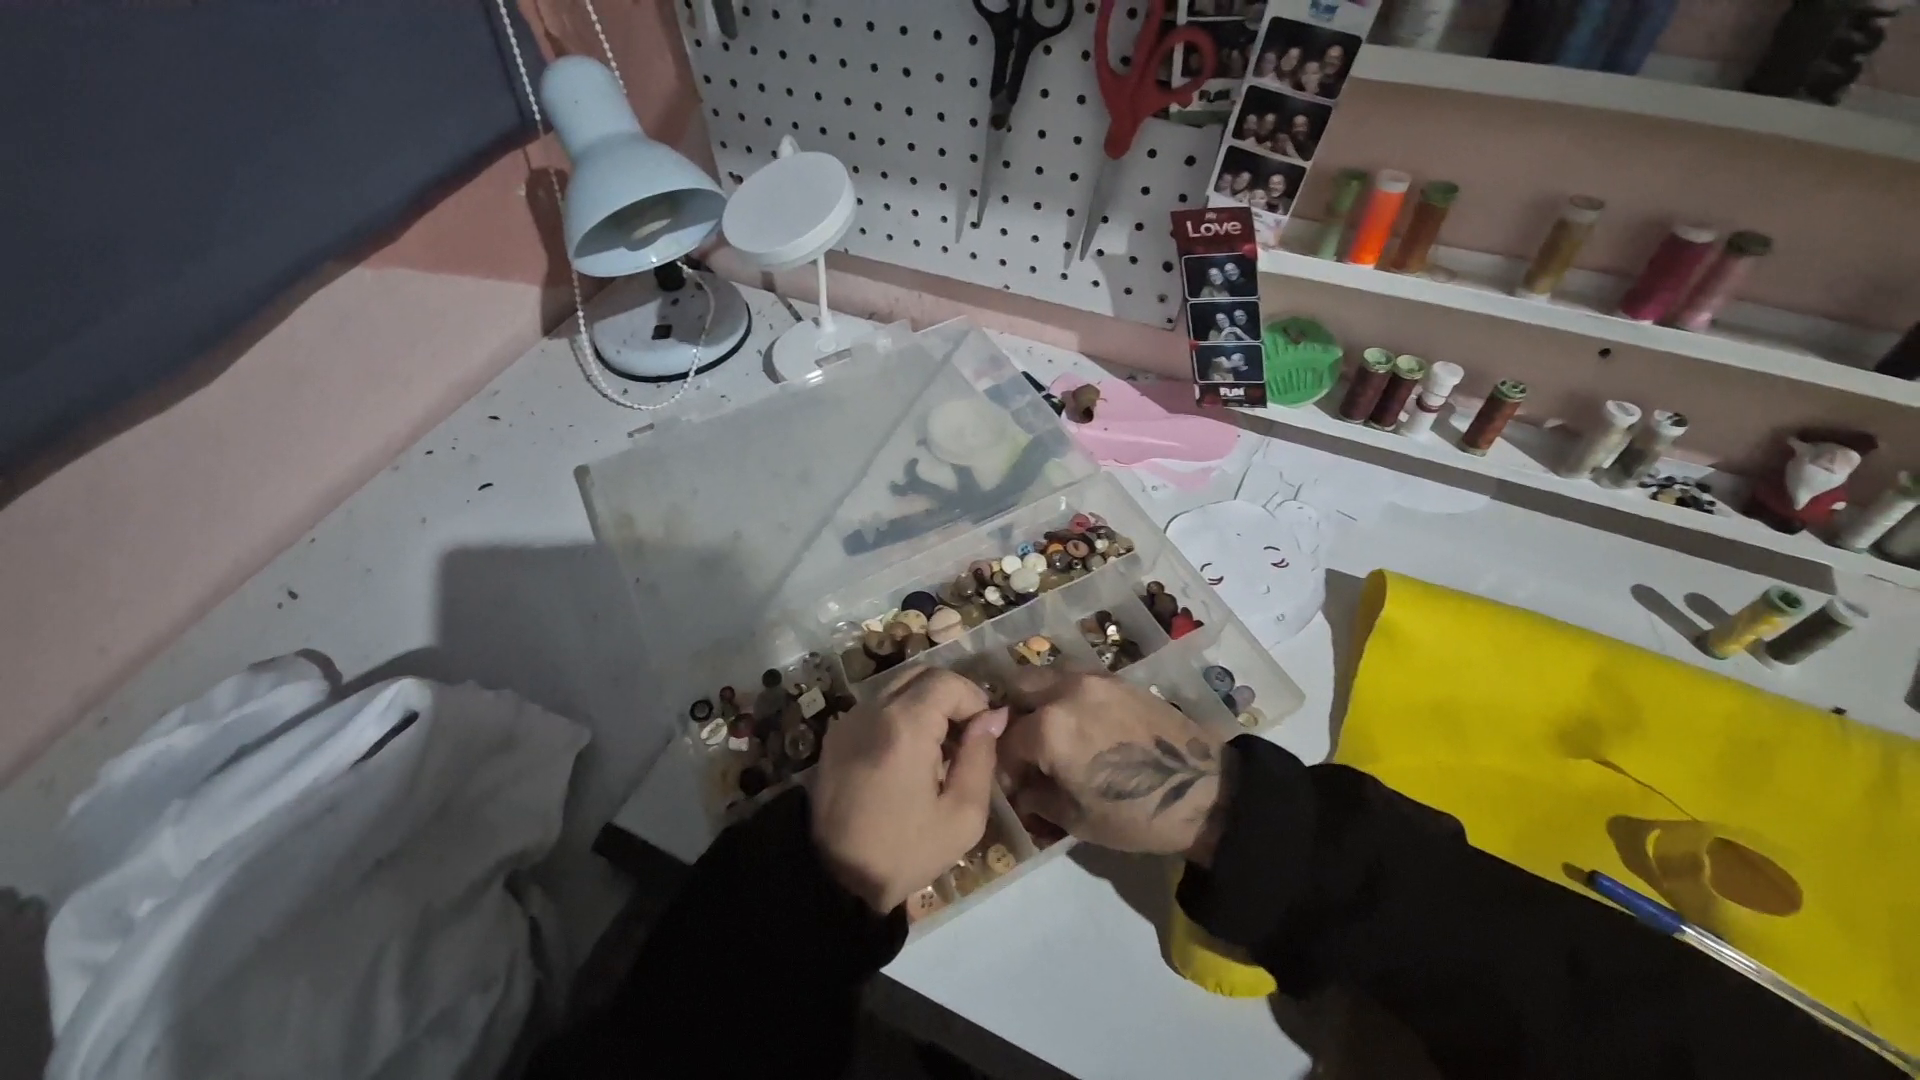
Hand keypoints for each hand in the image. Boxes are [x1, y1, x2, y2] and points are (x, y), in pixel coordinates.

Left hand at [810, 666, 1007, 913]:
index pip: (946, 682)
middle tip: (967, 734)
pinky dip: (900, 717)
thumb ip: (980, 758)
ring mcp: (848, 721)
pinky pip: (876, 708)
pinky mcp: (835, 737)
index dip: (974, 699)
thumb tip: (993, 718)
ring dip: (925, 706)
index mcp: (904, 726)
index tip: (986, 732)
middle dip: (951, 696)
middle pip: (920, 675)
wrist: (831, 880)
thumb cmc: (903, 852)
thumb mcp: (961, 816)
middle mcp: (871, 711)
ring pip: (897, 688)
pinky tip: (909, 758)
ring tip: (939, 750)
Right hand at [997, 669, 1227, 863]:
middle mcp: (1065, 692)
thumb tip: (1022, 788)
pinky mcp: (1117, 678)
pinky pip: (1075, 679)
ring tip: (1054, 734)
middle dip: (1014, 718)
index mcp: (1049, 729)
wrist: (1206, 792)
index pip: (1004, 741)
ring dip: (1039, 701)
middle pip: (1017, 690)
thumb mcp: (1077, 820)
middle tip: (1027, 749)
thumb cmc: (1137, 814)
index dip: (1004, 766)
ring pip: (1045, 677)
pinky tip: (1081, 725)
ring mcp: (1093, 679)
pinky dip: (1066, 696)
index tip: (1016, 784)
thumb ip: (1037, 798)